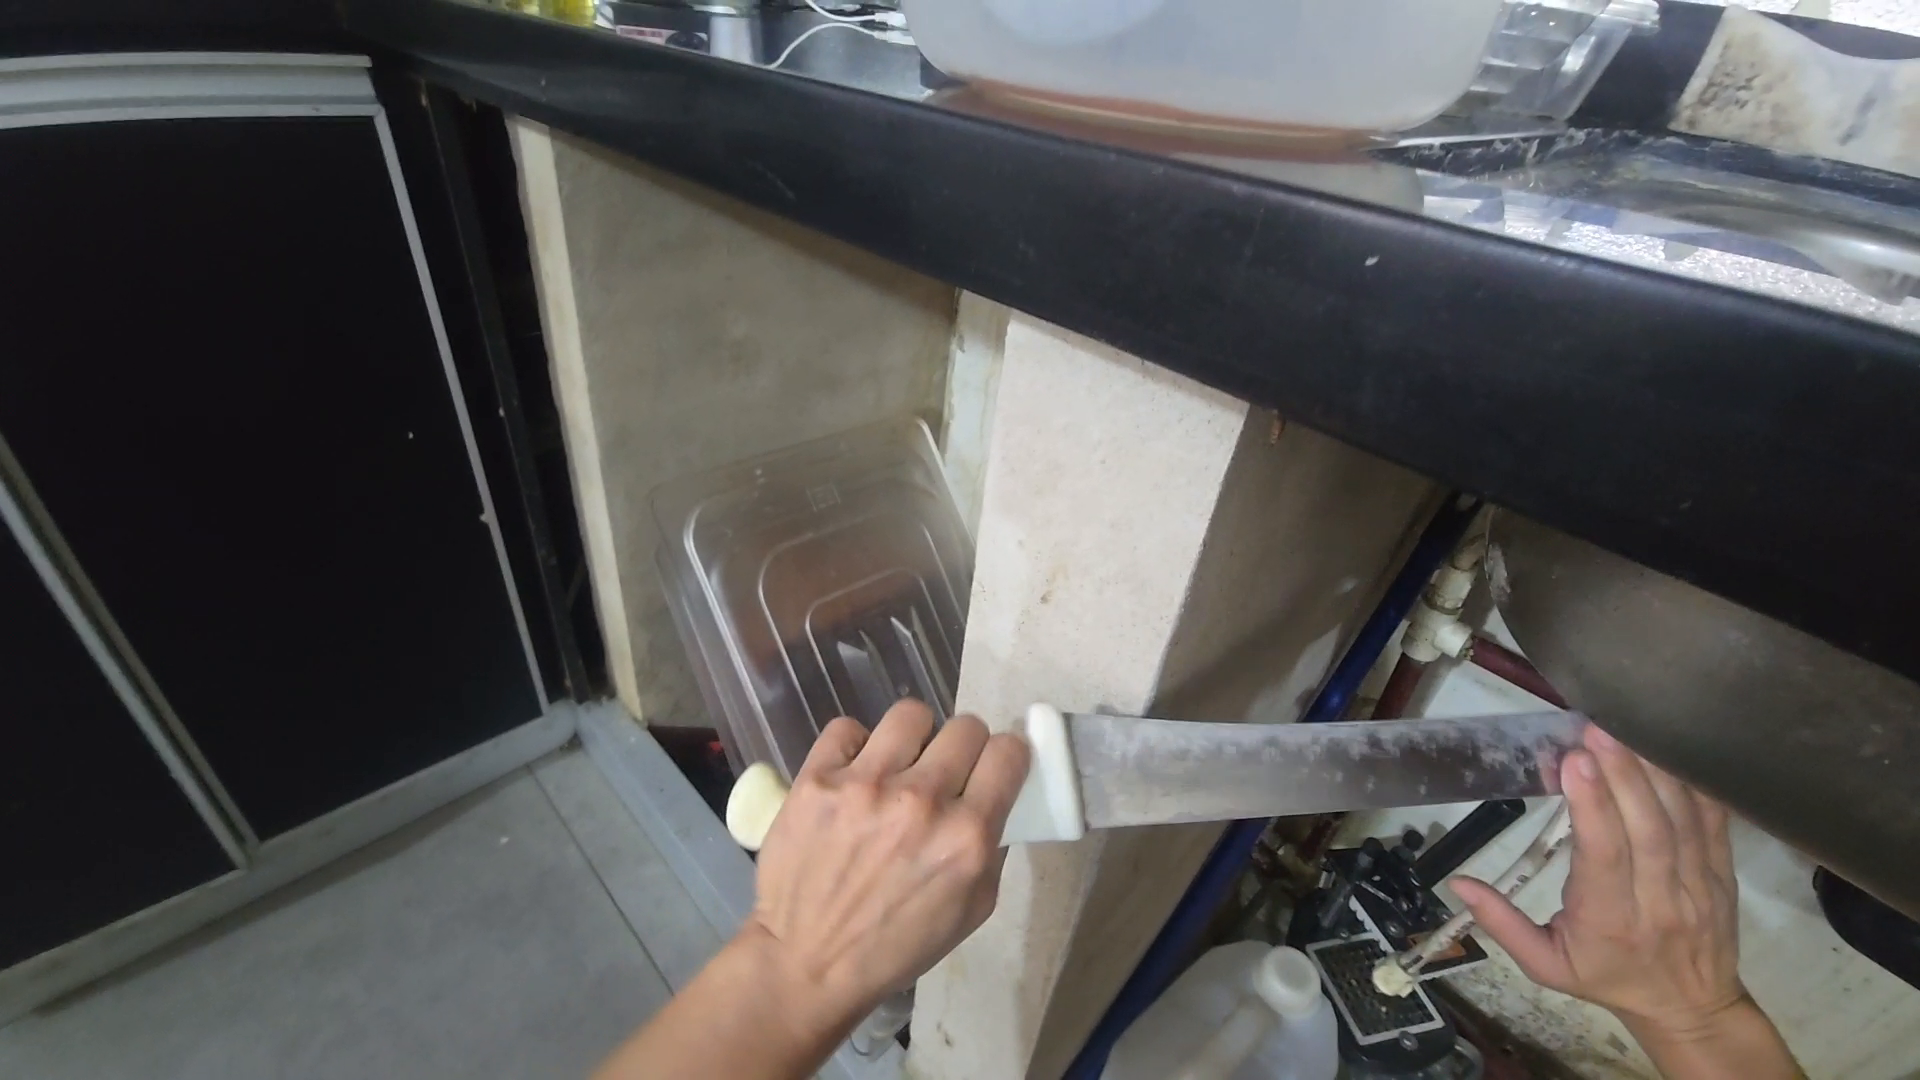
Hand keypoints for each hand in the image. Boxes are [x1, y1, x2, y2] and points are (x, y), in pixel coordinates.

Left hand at [743, 699, 1030, 1034]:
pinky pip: (847, 728)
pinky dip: (854, 747)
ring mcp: (865, 785)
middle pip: (965, 726)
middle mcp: (921, 801)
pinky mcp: (816, 779)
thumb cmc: (895, 945)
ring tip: (898, 765)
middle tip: (945, 772)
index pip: (1008, 752)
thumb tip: (994, 793)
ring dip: (912, 738)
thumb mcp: (972, 909)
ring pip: (910, 713)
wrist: (805, 965)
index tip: (993, 767)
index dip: (1006, 756)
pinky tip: (853, 773)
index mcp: (966, 837)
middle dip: (963, 747)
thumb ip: (991, 846)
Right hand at [1451, 724, 1745, 1038]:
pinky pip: (1714, 825)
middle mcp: (1662, 901)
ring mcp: (1700, 887)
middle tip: (1595, 731)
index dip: (1592, 807)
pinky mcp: (1723, 875)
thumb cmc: (1606, 976)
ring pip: (1683, 822)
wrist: (1692, 1009)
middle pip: (1648, 830)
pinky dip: (1692, 785)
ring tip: (1625, 731)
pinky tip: (1667, 753)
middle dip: (1622, 776)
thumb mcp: (1544, 965)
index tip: (1573, 761)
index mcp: (1612, 920)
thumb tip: (1457, 882)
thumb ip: (1501, 924)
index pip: (1606, 855)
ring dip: (1653, 773)